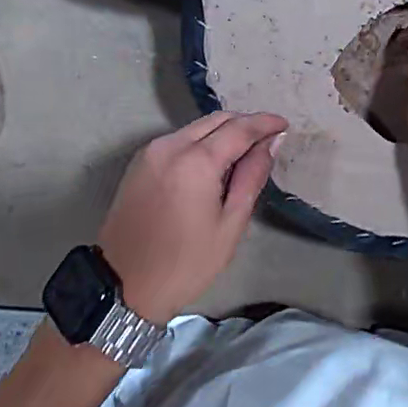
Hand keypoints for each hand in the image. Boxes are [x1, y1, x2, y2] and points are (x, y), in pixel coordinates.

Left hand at [96, 111, 287, 322]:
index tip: (284, 124)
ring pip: (196, 127)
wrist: (123, 286)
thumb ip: (252, 176)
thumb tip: (271, 143)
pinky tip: (212, 164)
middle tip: (267, 140)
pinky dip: (200, 142)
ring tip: (243, 154)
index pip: (239, 128)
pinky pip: (178, 140)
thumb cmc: (185, 263)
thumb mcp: (230, 224)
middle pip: (216, 120)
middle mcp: (170, 145)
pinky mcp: (139, 162)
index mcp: (196, 161)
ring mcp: (150, 151)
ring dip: (222, 132)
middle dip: (244, 124)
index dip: (265, 123)